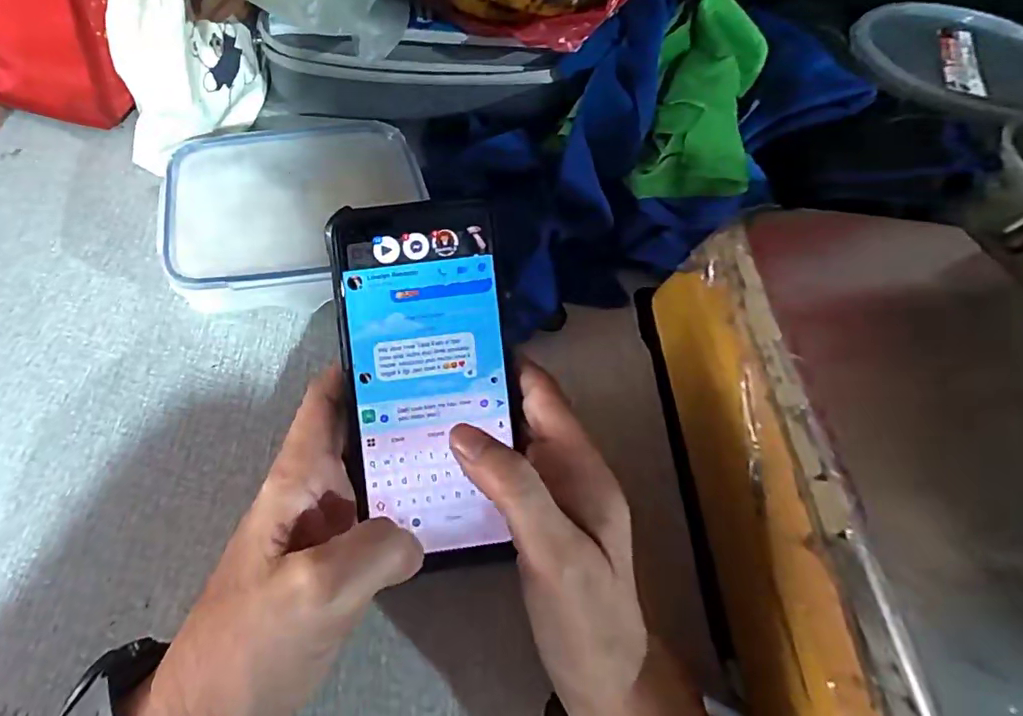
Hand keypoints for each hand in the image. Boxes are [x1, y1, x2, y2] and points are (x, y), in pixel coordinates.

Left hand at [126, 367, 423, 715]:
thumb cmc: (251, 635)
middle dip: (397, 411)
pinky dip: (406, 509)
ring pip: (371, 476)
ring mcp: (324, 528)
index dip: (355, 368)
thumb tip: (412, 537)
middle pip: (356, 433)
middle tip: (454, 392)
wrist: (215, 704)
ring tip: (461, 443)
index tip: (399, 349)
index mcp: (296, 478)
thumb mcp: (315, 590)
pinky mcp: (336, 564)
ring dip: (406, 459)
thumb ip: (371, 552)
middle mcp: (311, 491)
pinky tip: (441, 511)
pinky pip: (377, 522)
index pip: (323, 402)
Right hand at [450, 362, 701, 715]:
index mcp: (581, 465)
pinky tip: (438, 458)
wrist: (602, 680)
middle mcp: (565, 469)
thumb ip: (515, 488)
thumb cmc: (587, 615)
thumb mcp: (555, 550)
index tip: (459, 342)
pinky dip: (472, 456)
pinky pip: (499, 471)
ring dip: (472, 420)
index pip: (543, 394)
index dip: (507, 362)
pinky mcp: (531, 516)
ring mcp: (549, 494)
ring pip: (507, 439)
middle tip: (423, 372)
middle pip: (520, 410)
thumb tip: (462, 429)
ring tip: (419, 404)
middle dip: (479, 387)